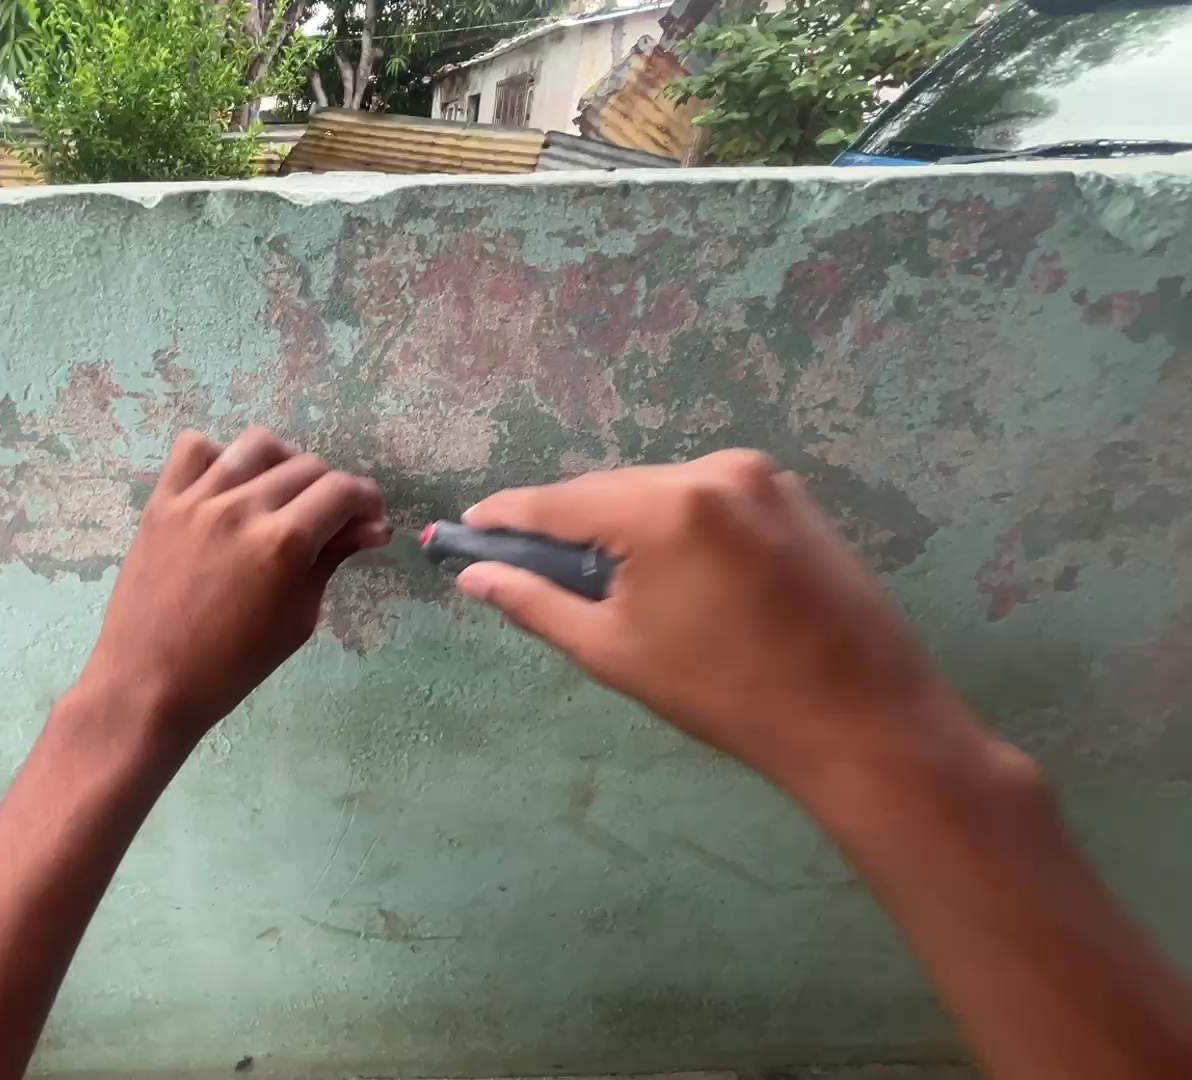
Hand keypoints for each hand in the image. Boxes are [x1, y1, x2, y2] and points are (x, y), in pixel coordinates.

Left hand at [72, 428, 389, 747]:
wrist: (147, 682)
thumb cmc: (230, 667)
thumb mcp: (296, 620)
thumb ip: (329, 561)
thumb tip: (369, 528)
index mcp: (282, 544)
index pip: (342, 491)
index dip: (367, 501)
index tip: (368, 521)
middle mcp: (242, 509)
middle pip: (307, 466)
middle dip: (331, 490)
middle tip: (327, 522)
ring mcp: (196, 500)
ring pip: (256, 446)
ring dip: (283, 463)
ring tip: (281, 494)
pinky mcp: (161, 502)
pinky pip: (194, 449)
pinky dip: (219, 457)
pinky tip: (226, 488)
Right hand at [457, 450, 986, 794]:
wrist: (865, 725)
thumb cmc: (721, 694)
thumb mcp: (608, 649)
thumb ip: (531, 601)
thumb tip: (472, 577)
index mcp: (663, 509)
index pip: (557, 502)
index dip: (505, 515)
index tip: (465, 527)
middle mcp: (710, 472)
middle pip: (603, 491)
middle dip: (558, 523)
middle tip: (520, 559)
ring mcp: (757, 477)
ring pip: (647, 490)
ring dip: (609, 521)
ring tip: (589, 568)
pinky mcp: (787, 494)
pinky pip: (693, 495)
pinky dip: (658, 519)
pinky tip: (652, 560)